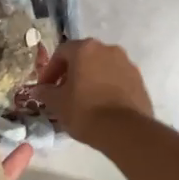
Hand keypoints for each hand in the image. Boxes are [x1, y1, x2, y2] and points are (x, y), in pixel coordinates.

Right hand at [39, 39, 153, 143]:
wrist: (125, 130)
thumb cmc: (85, 111)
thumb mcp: (57, 103)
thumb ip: (45, 92)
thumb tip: (39, 89)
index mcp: (86, 49)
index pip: (61, 53)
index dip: (50, 71)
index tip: (45, 88)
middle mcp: (108, 49)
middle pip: (83, 57)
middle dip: (71, 73)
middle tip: (63, 93)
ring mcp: (127, 63)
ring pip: (101, 67)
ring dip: (90, 79)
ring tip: (83, 100)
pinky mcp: (139, 80)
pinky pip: (116, 79)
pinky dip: (106, 87)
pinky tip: (101, 106)